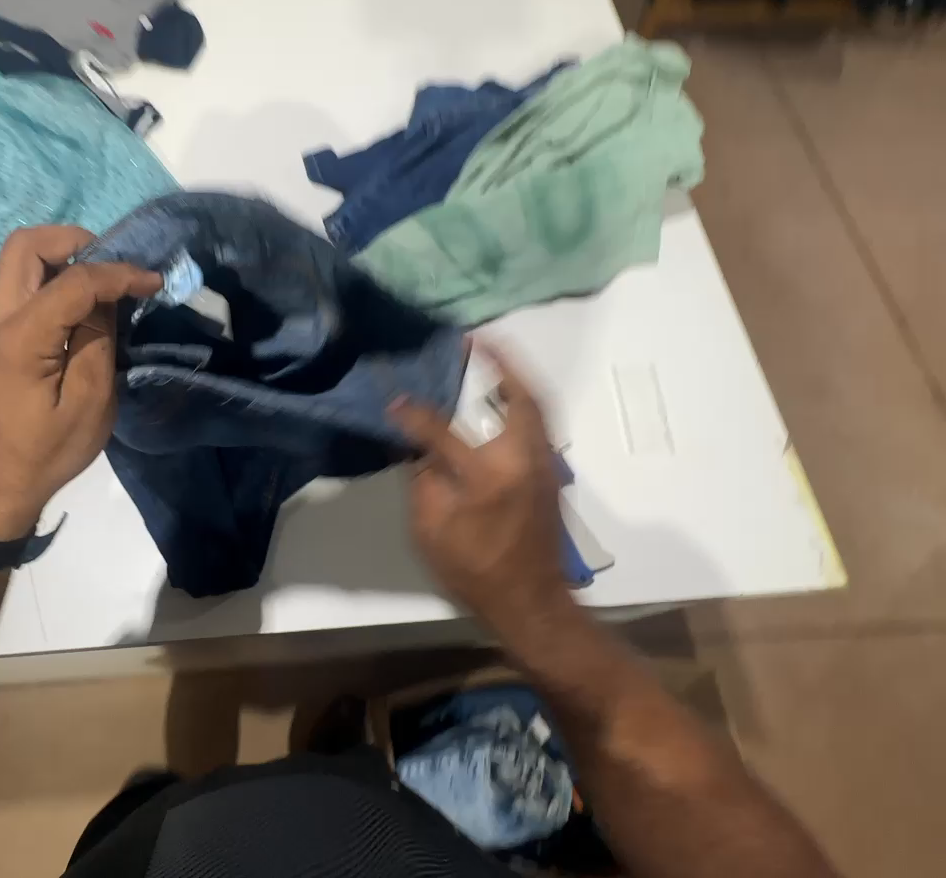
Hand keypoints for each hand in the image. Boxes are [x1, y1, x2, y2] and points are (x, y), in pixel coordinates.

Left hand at [0, 226, 161, 539]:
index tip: (152, 281)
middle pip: (25, 245)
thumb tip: (108, 297)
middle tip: (114, 266)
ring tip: (101, 280)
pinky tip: (80, 300)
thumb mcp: (90, 403)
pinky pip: (17, 281)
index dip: (118, 273)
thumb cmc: (46, 452)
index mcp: (19, 340)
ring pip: (16, 258)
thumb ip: (98, 340)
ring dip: (60, 255)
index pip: (73, 281)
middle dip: (76, 242)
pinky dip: (50, 274)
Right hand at [389, 343, 575, 633]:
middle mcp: (523, 459)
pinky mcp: (550, 475)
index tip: (395, 401)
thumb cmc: (475, 570)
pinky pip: (539, 423)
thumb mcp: (431, 529)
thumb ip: (423, 479)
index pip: (442, 432)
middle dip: (501, 362)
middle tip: (476, 340)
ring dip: (517, 378)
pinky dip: (523, 401)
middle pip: (521, 397)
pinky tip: (503, 398)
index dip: (414, 415)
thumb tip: (416, 445)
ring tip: (493, 357)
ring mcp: (544, 465)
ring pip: (537, 407)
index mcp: (487, 475)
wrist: (532, 604)